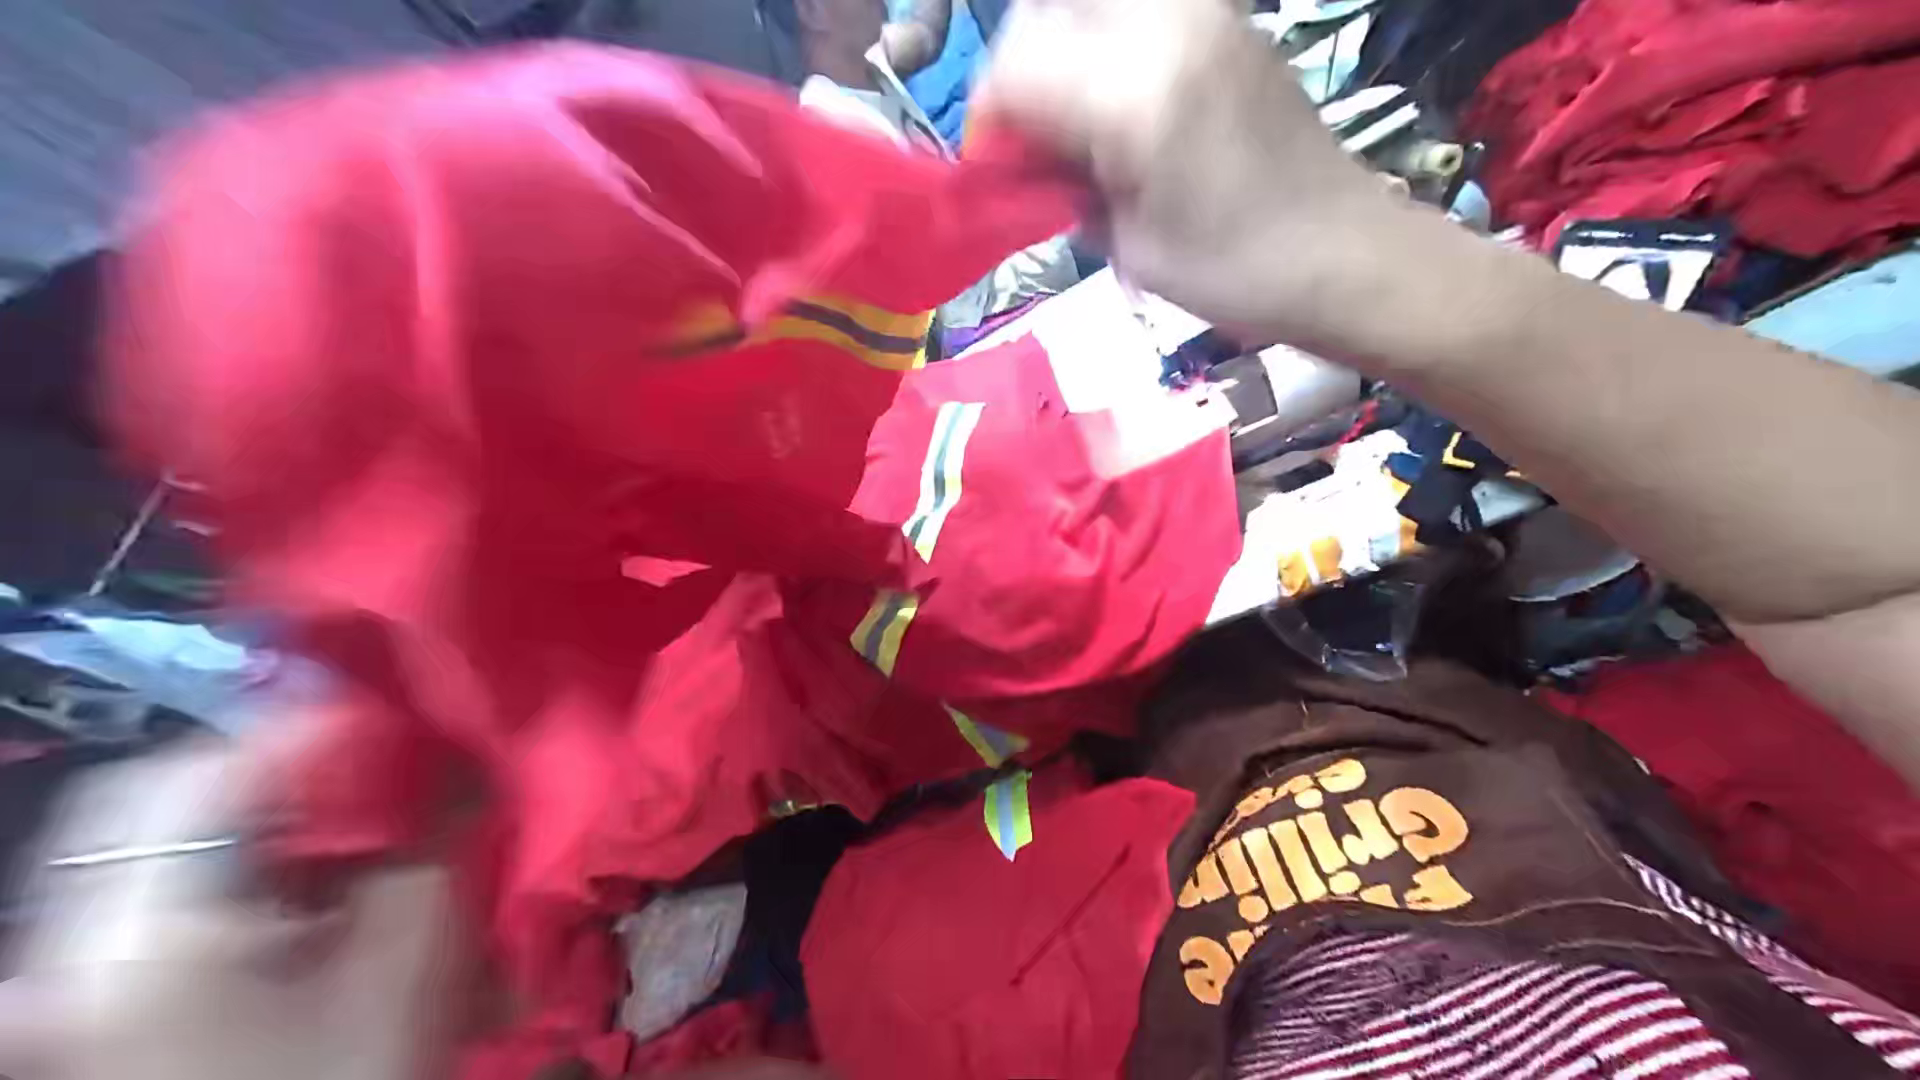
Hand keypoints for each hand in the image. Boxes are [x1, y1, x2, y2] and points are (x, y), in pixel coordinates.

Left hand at [0, 738, 462, 1079]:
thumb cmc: (352, 1068)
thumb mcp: (412, 949)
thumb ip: (429, 837)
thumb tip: (448, 754)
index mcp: (150, 941)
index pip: (194, 786)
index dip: (291, 730)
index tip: (376, 711)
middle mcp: (76, 950)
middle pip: (146, 801)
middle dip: (258, 756)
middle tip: (353, 745)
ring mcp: (71, 977)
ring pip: (149, 837)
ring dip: (250, 800)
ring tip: (338, 797)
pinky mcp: (97, 992)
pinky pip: (157, 881)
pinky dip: (233, 847)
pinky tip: (301, 862)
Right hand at [973, 0, 1432, 349]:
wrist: (1338, 253)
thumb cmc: (1229, 271)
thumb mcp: (1126, 243)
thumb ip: (1063, 186)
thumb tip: (1022, 162)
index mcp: (1135, 94)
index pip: (1015, 70)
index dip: (988, 122)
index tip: (991, 170)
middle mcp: (1166, 24)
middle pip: (1043, 12)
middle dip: (1017, 75)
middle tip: (1027, 142)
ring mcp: (1203, 11)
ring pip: (1085, 3)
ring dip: (1057, 56)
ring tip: (1068, 125)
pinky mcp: (1225, 19)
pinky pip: (1131, 13)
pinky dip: (1100, 50)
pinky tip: (1114, 107)